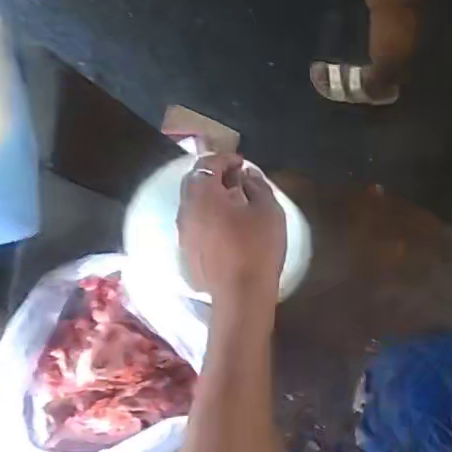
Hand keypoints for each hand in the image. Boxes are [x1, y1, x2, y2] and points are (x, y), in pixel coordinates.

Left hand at [178, 153, 285, 306]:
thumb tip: (247, 175)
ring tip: (233, 202)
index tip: (243, 161)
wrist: (241, 293)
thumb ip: (258, 186)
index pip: (208, 163)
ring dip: (210, 196)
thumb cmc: (258, 247)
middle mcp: (186, 209)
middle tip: (237, 179)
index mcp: (203, 193)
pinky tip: (226, 225)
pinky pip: (194, 222)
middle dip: (214, 175)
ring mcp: (183, 231)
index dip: (226, 158)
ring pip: (192, 203)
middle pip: (194, 181)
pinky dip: (207, 215)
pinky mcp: (186, 250)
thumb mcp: (268, 210)